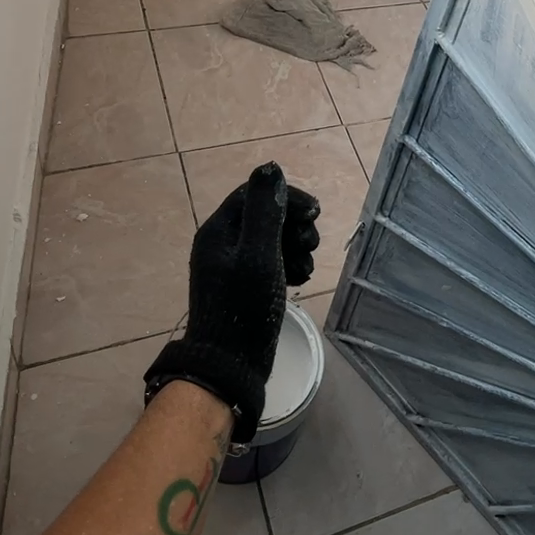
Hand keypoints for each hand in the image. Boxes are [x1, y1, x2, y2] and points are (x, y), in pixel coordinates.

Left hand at [143, 162, 321, 443]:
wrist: (231, 367)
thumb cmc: (244, 308)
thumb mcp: (258, 254)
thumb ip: (265, 209)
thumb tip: (271, 168)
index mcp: (219, 229)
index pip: (256, 192)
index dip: (288, 197)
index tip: (315, 214)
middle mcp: (223, 242)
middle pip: (266, 214)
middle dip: (294, 224)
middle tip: (312, 243)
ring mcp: (232, 266)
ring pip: (272, 238)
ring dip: (295, 245)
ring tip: (307, 267)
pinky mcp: (244, 286)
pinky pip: (271, 261)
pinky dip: (289, 264)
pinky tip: (300, 280)